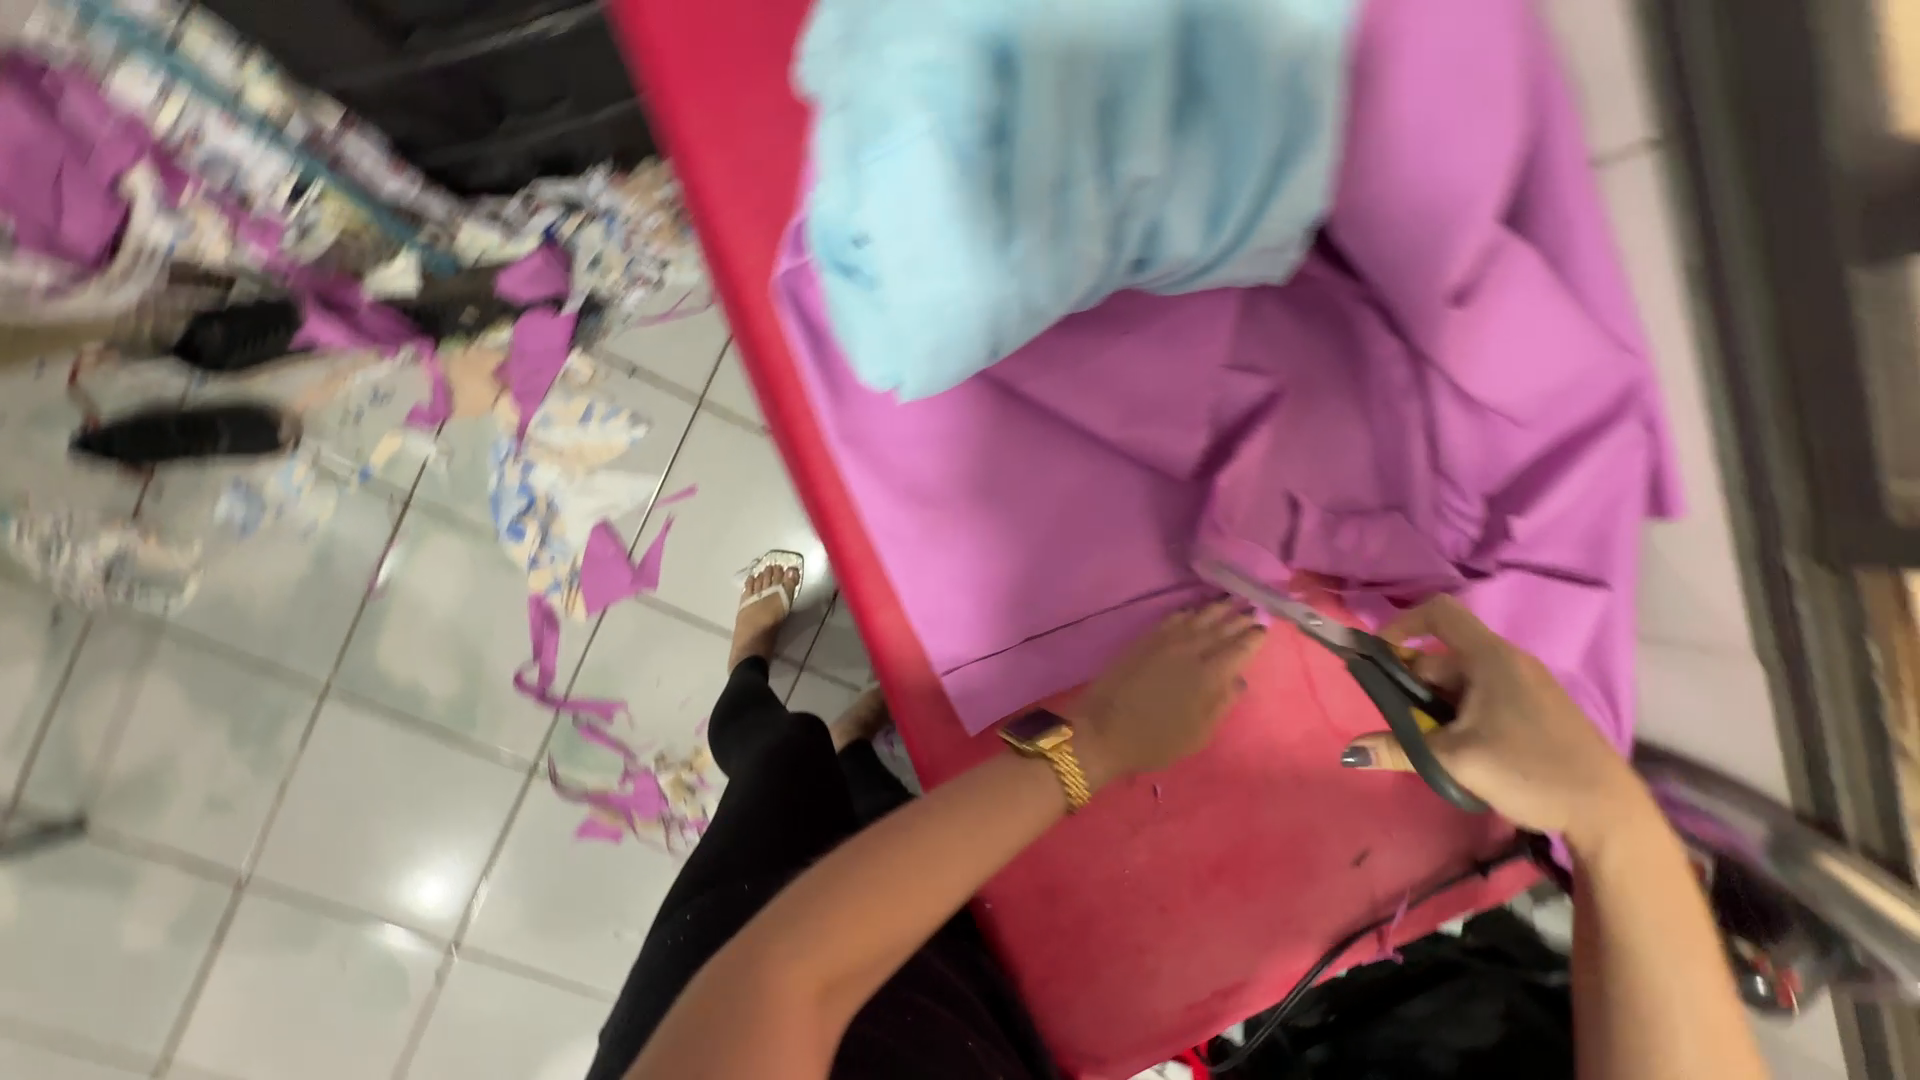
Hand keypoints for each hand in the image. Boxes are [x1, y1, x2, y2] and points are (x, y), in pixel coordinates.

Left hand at [1067, 601, 1264, 785]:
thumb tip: (1239, 680)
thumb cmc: (1155, 741)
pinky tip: (1194, 610)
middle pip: (1221, 627)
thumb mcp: (1199, 734)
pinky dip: (1187, 612)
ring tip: (1231, 600)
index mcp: (1210, 675)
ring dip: (1217, 608)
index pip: (1239, 648)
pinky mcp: (1144, 639)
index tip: (1265, 626)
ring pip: (1198, 617)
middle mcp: (1191, 651)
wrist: (1104, 730)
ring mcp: (1165, 641)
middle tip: (1254, 607)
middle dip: (1240, 616)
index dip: (1254, 636)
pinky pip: (1172, 618)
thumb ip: (1222, 703)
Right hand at [1340, 596, 1652, 852]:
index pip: (1438, 613)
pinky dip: (1460, 714)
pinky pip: (1483, 697)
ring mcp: (1526, 685)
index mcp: (1490, 658)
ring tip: (1434, 744)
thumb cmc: (1529, 770)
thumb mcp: (1455, 760)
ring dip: (1436, 706)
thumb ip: (1397, 749)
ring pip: (1462, 682)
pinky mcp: (1536, 709)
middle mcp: (1508, 662)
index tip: (1380, 656)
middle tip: (1404, 724)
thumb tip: (1348, 753)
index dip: (1402, 624)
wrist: (1609, 814)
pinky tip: (1463, 750)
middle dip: (1414, 686)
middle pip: (1443, 657)